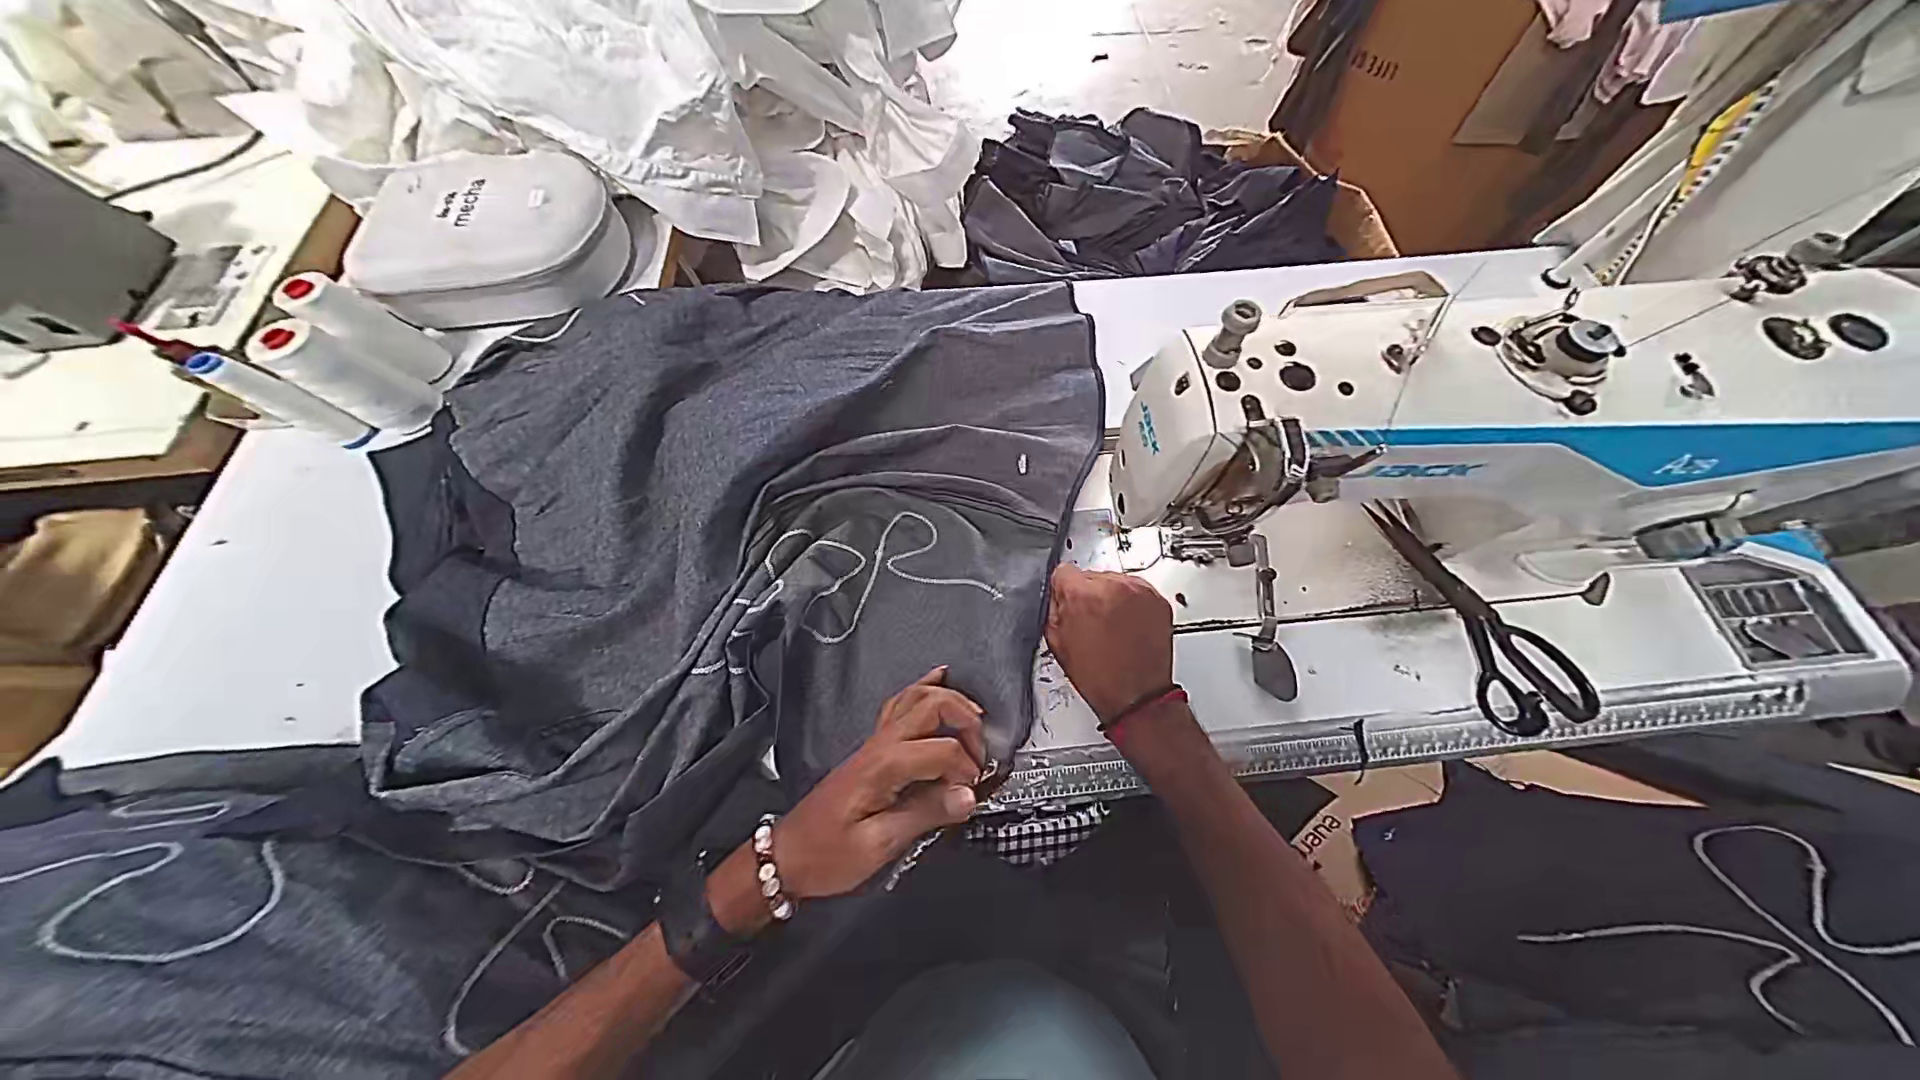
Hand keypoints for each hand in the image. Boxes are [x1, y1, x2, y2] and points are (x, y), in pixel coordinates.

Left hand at [771, 667, 984, 898]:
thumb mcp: (879, 845)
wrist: (787, 857)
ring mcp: (875, 743)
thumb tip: (967, 797)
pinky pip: (899, 706)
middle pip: (932, 706)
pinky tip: (937, 681)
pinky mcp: (872, 749)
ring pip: (916, 697)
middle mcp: (880, 746)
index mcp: (883, 766)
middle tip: (982, 753)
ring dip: (950, 700)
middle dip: (967, 722)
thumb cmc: (826, 855)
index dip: (966, 771)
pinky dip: (923, 690)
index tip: (972, 794)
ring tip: (975, 715)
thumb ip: (926, 815)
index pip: (942, 751)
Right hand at [1045, 564, 1174, 722]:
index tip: (1067, 600)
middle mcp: (1111, 586)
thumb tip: (1057, 594)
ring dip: (1110, 597)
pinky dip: (1131, 603)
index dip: (1063, 589)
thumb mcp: (1057, 641)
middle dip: (1088, 594)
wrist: (1136, 695)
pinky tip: (1127, 625)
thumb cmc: (1100, 676)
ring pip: (1114, 580)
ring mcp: (1137, 591)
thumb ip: (1053, 609)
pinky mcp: (1156, 599)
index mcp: (1081, 594)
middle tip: (1091, 620)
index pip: (1064, 571)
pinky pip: (1136, 590)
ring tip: (1112, 625)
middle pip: (1090, 575)